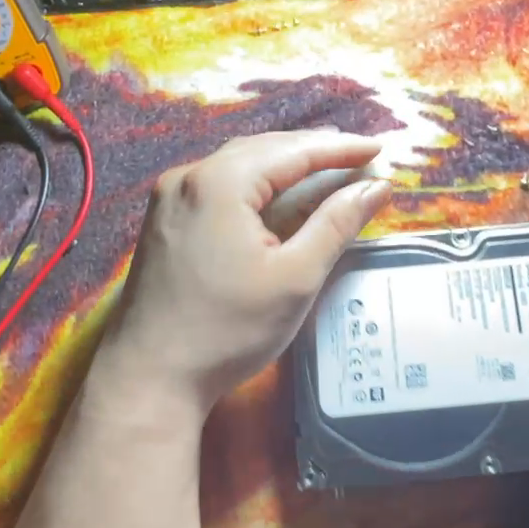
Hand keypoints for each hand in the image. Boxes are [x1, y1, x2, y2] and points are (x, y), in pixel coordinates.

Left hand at [93, 132, 390, 418]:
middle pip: (264, 150)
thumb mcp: (295, 277)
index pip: (294, 150)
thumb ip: (337, 224)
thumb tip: (376, 187)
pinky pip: (220, 184)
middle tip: (357, 156)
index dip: (341, 149)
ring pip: (239, 164)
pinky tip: (277, 195)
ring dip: (284, 165)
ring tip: (325, 168)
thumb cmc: (228, 329)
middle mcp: (190, 176)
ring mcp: (170, 197)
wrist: (149, 379)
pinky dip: (256, 184)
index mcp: (221, 182)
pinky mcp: (164, 219)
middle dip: (313, 151)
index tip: (379, 148)